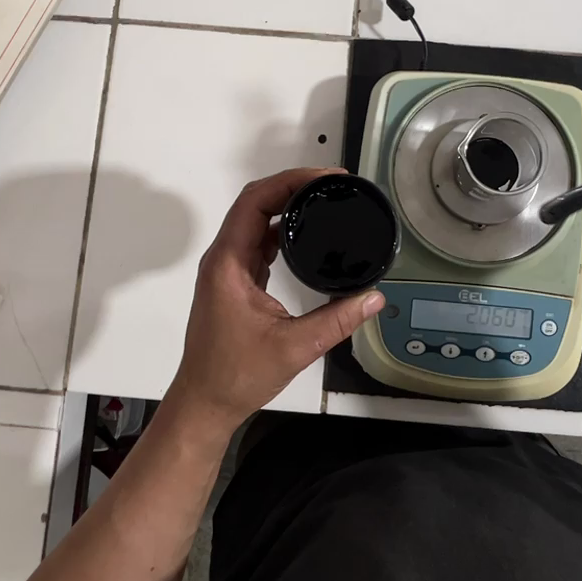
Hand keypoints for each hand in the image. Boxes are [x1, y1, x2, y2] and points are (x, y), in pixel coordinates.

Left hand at [164, 168, 385, 437]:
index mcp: (229, 263)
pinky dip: (282, 229)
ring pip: (256, 221)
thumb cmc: (237, 375)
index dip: (290, 181)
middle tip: (334, 184)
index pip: (255, 201)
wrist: (205, 402)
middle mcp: (224, 258)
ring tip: (326, 199)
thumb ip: (338, 320)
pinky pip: (259, 242)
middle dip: (294, 186)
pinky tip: (309, 233)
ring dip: (287, 205)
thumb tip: (375, 298)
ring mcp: (228, 268)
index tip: (326, 178)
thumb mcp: (294, 347)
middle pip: (256, 203)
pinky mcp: (236, 281)